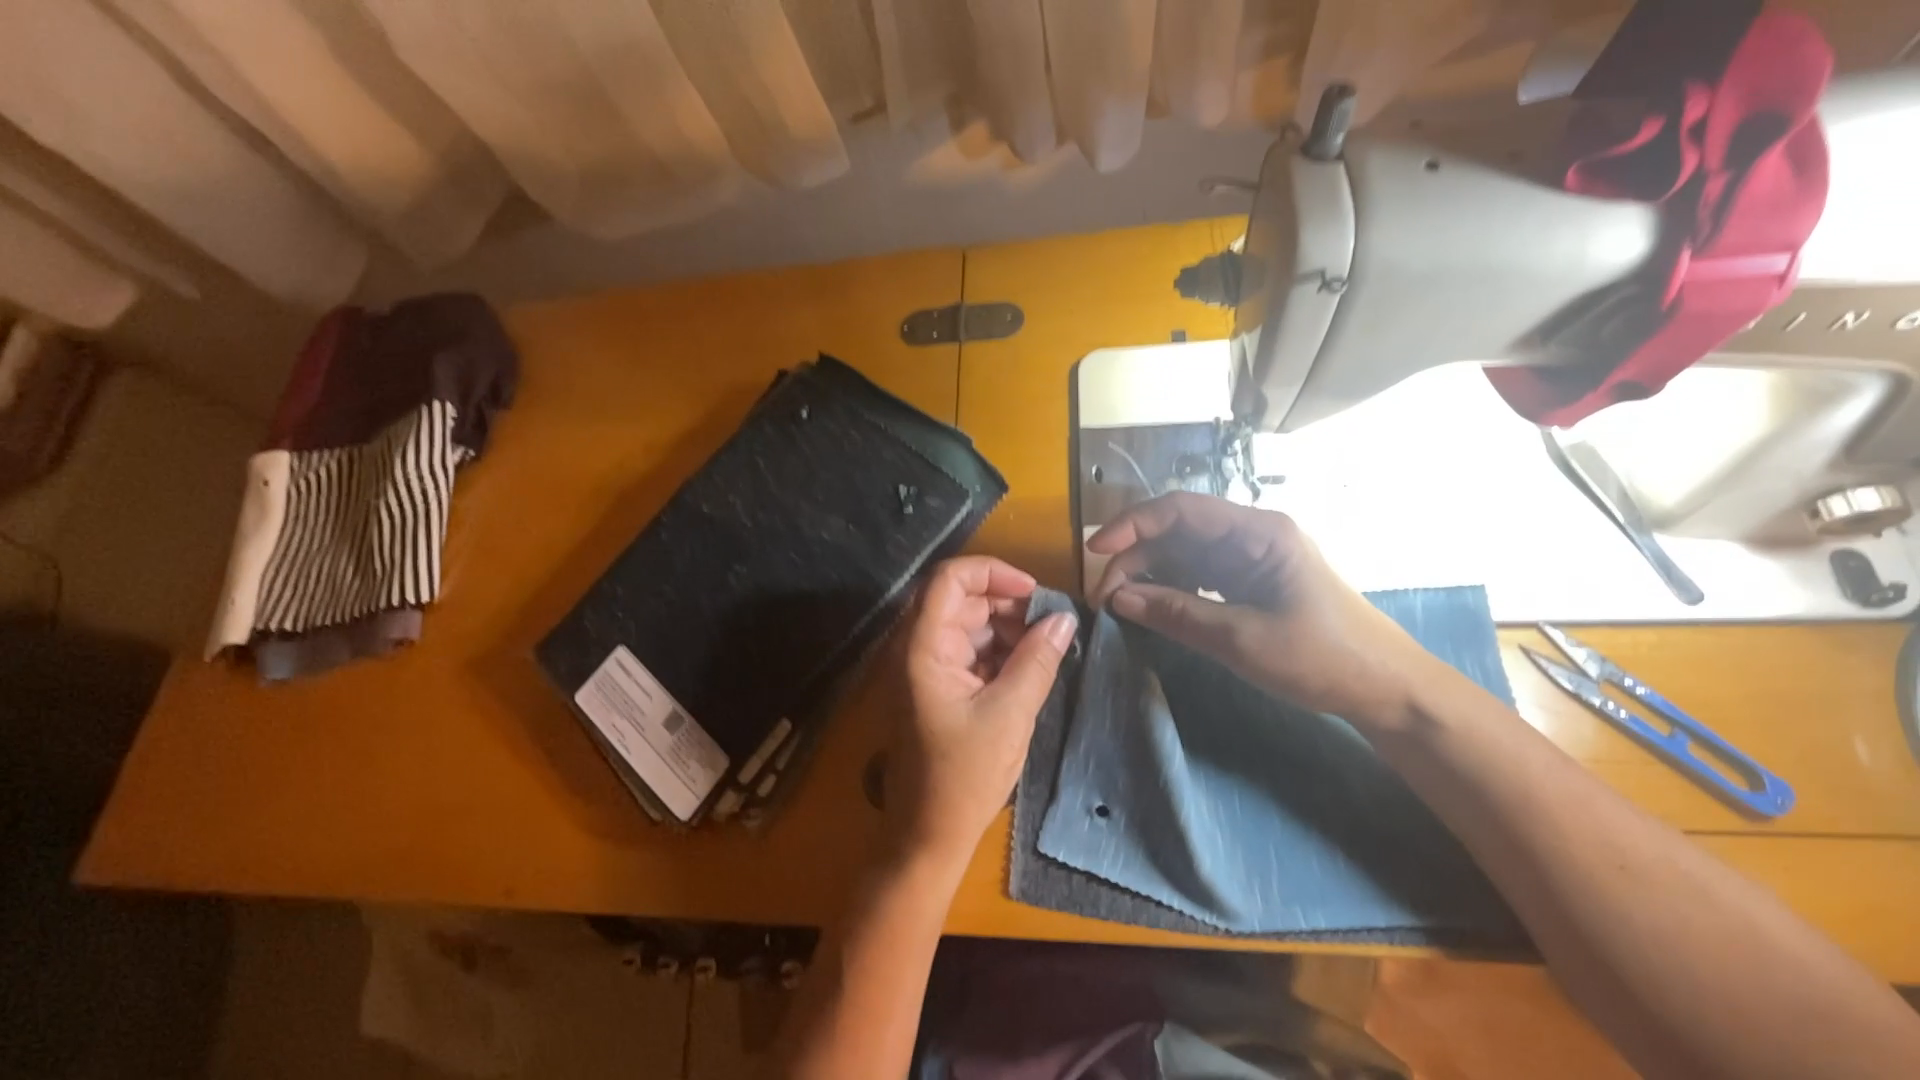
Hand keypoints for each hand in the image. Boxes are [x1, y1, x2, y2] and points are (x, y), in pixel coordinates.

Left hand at [886, 556, 1076, 869]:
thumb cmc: (964, 776)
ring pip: (968, 625)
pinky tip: (1029, 668)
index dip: (992, 572)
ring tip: (1046, 648)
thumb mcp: (1011, 714)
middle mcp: (918, 649)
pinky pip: (969, 653)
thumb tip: (1065, 618)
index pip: (949, 580)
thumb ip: (1037, 660)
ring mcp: (926, 669)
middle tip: (1050, 625)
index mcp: (923, 648)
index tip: (1033, 593)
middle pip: (961, 600)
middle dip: (1007, 604)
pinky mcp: (938, 689)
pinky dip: (998, 653)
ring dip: (1006, 629)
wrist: (928, 835)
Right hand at [1086, 492, 1437, 729]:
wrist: (1384, 687)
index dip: (1133, 525)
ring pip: (1184, 554)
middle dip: (1135, 557)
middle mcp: (1251, 536)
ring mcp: (1252, 560)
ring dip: (1149, 574)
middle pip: (1177, 530)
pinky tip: (1153, 607)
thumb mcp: (1242, 639)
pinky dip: (1171, 589)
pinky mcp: (1251, 584)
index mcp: (1258, 531)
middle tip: (1104, 598)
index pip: (1181, 509)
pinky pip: (1199, 575)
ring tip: (1120, 605)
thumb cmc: (1321, 656)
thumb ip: (1177, 613)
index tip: (1095, 553)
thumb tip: (1118, 598)